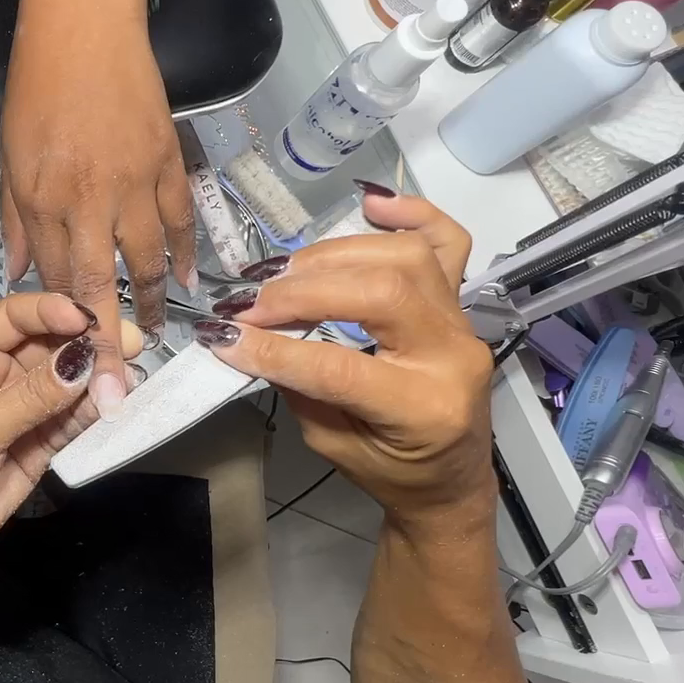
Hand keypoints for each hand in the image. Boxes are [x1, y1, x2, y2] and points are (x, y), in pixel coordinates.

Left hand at [0, 0, 195, 414]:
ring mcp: (136, 183)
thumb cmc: (36, 88)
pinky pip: (181, 221)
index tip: (74, 366)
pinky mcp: (170, 162)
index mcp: (46, 202)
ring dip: (152, 302)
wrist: (85, 22)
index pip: (57, 279)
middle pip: (102, 285)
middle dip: (111, 342)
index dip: (66, 327)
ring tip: (154, 334)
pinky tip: (188, 282)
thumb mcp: (10, 158)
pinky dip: (186, 255)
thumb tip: (20, 276)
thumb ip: (17, 222)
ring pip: (147, 259)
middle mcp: (92, 201)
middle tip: (120, 385)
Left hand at [0, 294, 137, 573]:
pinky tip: (117, 402)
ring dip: (98, 376)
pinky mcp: (39, 440)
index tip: (87, 319)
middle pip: (50, 343)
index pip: (14, 317)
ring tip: (129, 377)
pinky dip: (94, 409)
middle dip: (86, 343)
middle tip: (127, 346)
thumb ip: (31, 397)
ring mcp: (21, 406)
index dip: (51, 310)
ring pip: (67, 379)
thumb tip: (84, 361)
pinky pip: (72, 416)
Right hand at [200, 193, 495, 529]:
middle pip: (378, 294)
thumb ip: (297, 387)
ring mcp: (462, 323)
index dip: (272, 349)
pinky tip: (371, 202)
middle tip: (247, 305)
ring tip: (280, 274)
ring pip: (403, 259)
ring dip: (330, 257)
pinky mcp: (459, 304)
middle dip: (299, 293)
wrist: (450, 480)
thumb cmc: (391, 472)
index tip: (221, 337)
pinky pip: (448, 244)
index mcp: (421, 408)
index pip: (337, 367)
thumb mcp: (331, 445)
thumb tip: (246, 337)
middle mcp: (451, 356)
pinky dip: (412, 215)